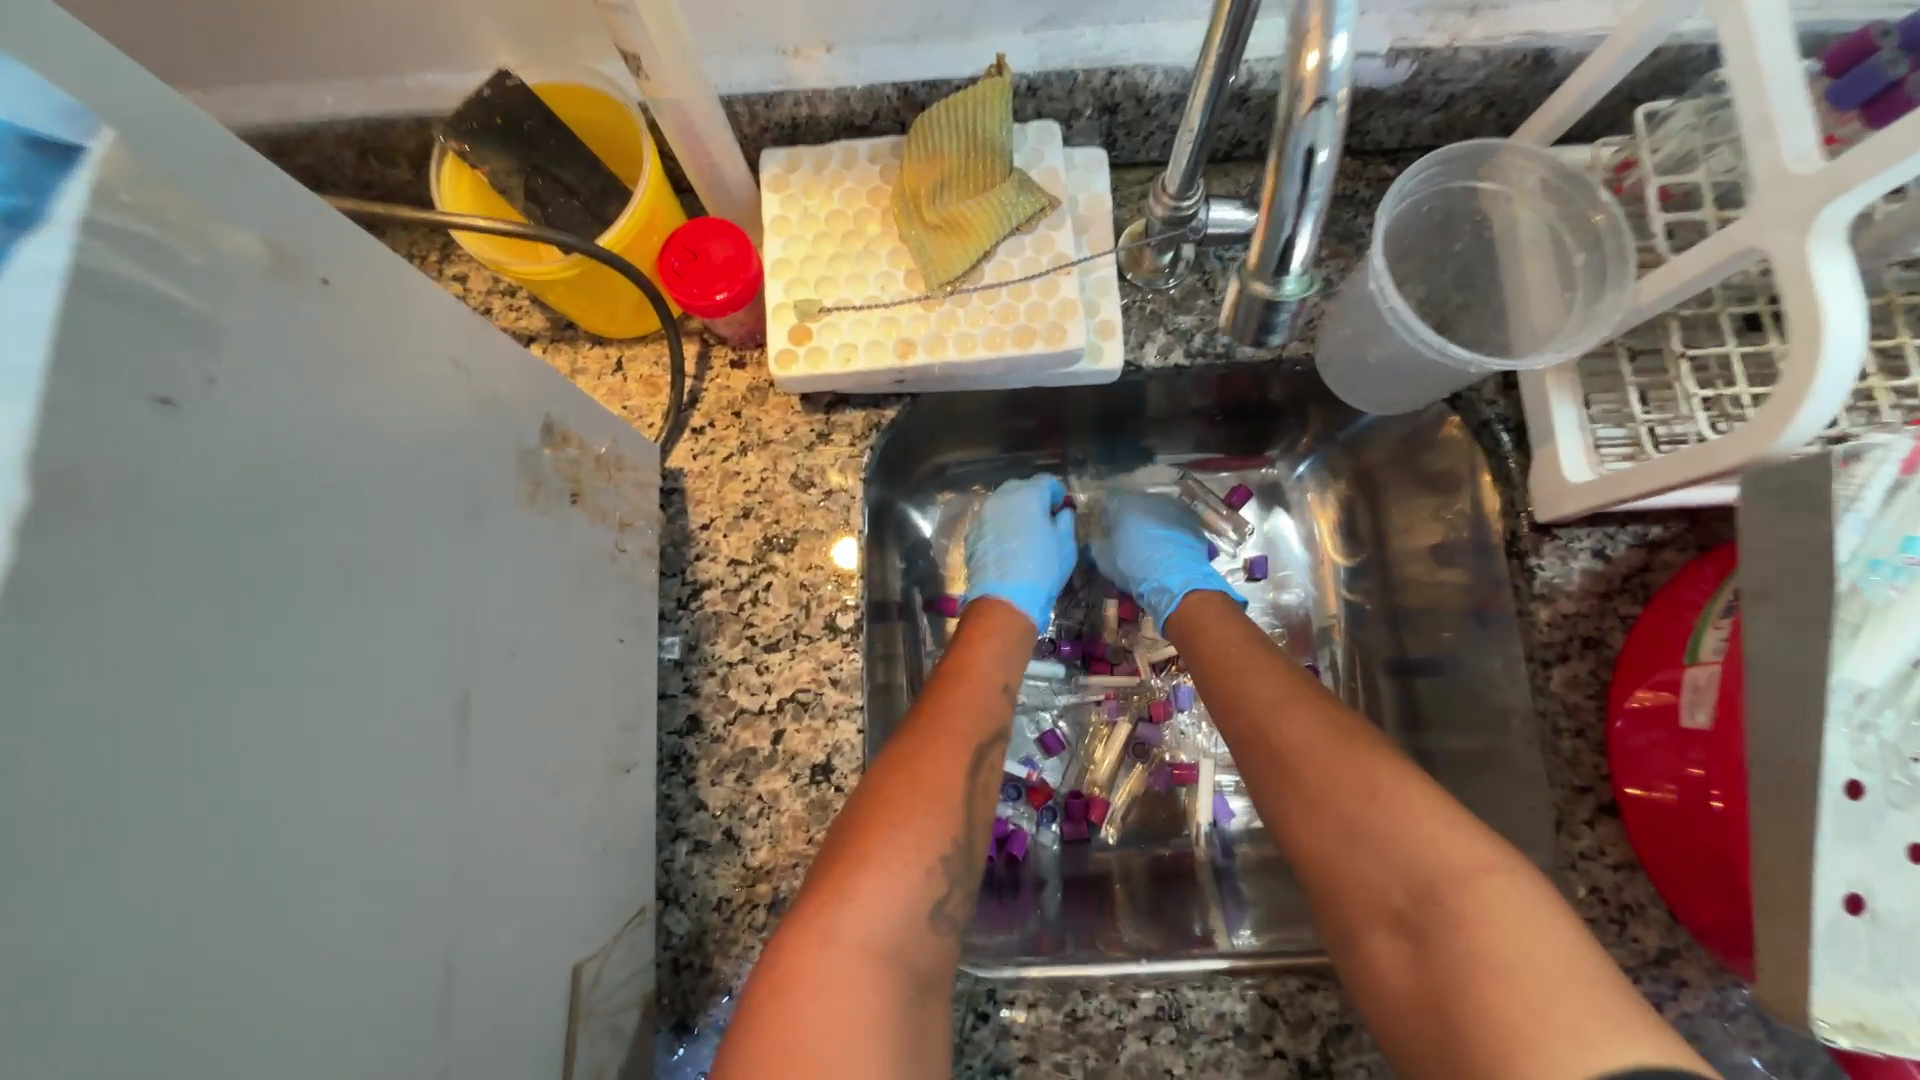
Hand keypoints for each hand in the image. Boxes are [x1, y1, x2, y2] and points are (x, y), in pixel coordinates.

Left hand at [963, 475, 1078, 632]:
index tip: (1061, 508)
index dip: (1057, 493)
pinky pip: (990, 521)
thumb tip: (1061, 513)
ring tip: (1025, 532)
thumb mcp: (1066, 544)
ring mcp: (983, 515)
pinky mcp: (972, 534)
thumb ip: (1066, 521)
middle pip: (1020, 488)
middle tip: (1044, 518)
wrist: (1004, 599)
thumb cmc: (1042, 569)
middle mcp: (1001, 498)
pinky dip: (1000, 526)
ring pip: (1002, 504)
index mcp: (1028, 495)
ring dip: (1014, 511)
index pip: (1046, 481)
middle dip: (1033, 498)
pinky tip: (1008, 545)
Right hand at [1088, 491, 1242, 624]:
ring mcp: (1175, 508)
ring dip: (1151, 523)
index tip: (1102, 527)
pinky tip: (1169, 549)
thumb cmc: (1134, 567)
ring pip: (1157, 513)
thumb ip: (1098, 544)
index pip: (1108, 502)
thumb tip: (1098, 540)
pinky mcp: (1193, 522)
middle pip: (1135, 504)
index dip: (1104, 514)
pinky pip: (1175, 524)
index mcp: (1125, 504)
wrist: (1177, 580)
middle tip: (1125, 535)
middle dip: (1129, 517)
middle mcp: (1150, 499)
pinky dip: (1170, 533)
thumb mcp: (1104, 560)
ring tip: (1149, 544)